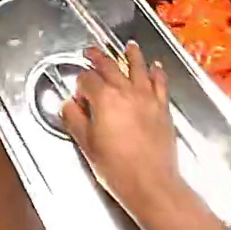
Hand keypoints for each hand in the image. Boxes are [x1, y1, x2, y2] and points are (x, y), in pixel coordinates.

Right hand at [64, 41, 185, 219]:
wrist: (151, 184)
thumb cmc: (117, 168)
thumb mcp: (87, 144)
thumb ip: (75, 120)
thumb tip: (68, 105)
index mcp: (104, 98)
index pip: (87, 79)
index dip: (79, 84)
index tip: (78, 94)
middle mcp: (126, 91)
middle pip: (110, 66)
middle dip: (98, 57)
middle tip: (91, 52)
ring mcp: (147, 97)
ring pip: (138, 68)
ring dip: (132, 55)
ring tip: (130, 46)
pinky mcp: (162, 107)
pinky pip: (160, 83)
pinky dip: (157, 72)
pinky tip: (156, 67)